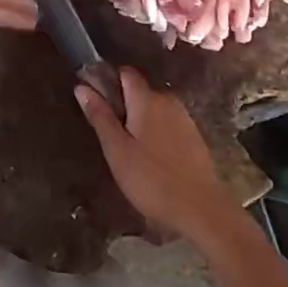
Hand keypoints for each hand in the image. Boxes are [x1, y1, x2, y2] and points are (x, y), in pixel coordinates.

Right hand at [76, 66, 241, 243]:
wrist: (205, 214)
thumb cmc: (152, 180)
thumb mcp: (117, 149)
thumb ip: (100, 116)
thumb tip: (81, 87)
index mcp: (147, 99)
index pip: (125, 72)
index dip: (106, 79)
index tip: (93, 99)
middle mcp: (168, 102)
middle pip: (139, 91)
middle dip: (121, 104)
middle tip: (108, 132)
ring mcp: (185, 120)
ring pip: (153, 109)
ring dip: (138, 120)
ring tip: (127, 148)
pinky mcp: (195, 140)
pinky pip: (167, 125)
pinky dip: (155, 133)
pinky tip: (150, 159)